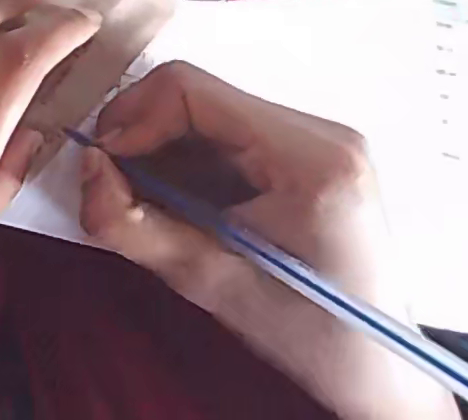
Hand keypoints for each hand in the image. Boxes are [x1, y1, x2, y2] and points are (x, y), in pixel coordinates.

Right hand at [79, 61, 458, 419]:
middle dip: (141, 131)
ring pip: (200, 108)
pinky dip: (181, 154)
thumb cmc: (309, 338)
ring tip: (146, 194)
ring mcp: (313, 136)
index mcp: (311, 155)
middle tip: (114, 178)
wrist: (381, 378)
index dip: (134, 115)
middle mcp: (318, 129)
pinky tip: (178, 195)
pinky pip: (218, 128)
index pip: (191, 89)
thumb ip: (131, 223)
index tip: (105, 159)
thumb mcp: (208, 282)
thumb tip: (86, 163)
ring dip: (158, 144)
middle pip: (194, 94)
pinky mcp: (302, 149)